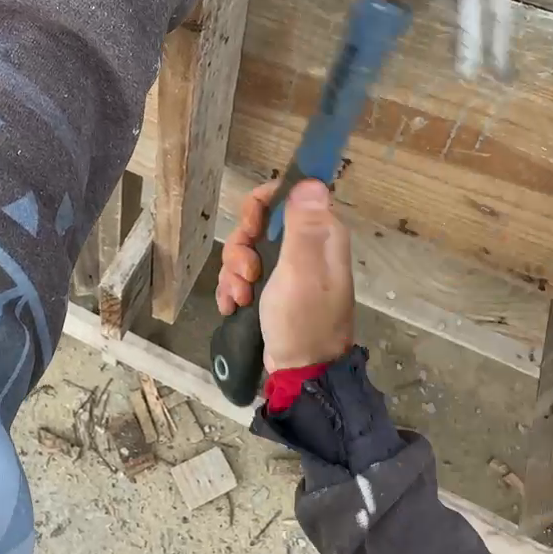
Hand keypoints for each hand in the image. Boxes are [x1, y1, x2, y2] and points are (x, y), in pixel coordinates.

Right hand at [217, 179, 353, 371]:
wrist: (300, 373)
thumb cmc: (303, 320)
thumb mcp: (300, 271)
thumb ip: (303, 226)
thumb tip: (312, 180)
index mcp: (320, 234)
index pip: (287, 194)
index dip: (261, 204)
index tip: (250, 227)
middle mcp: (305, 246)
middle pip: (258, 223)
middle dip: (241, 248)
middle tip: (246, 273)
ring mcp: (286, 268)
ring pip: (245, 250)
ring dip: (234, 274)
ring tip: (240, 298)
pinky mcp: (271, 288)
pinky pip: (241, 275)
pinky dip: (232, 289)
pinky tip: (233, 306)